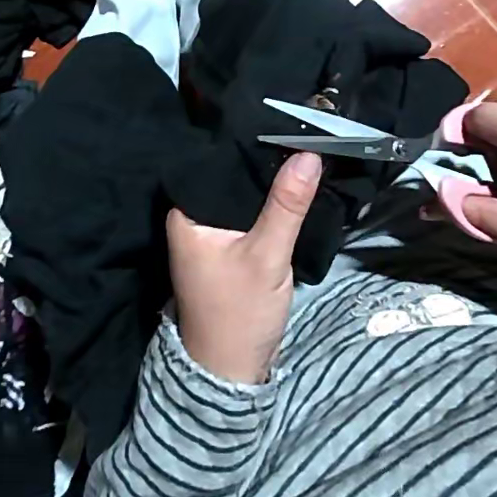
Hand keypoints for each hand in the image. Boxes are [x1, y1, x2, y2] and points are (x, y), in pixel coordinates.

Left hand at [166, 152, 321, 382]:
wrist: (233, 371)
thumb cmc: (239, 313)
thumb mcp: (267, 255)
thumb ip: (286, 206)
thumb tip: (309, 154)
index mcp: (187, 214)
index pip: (218, 162)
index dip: (252, 143)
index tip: (287, 124)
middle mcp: (194, 219)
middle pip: (234, 179)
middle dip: (267, 163)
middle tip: (305, 137)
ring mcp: (213, 234)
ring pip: (247, 197)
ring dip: (273, 185)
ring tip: (307, 156)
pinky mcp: (231, 247)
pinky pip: (253, 214)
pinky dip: (273, 206)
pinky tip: (298, 191)